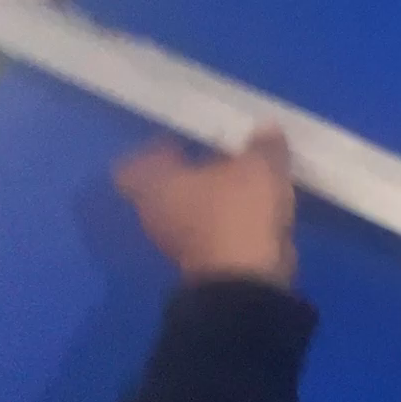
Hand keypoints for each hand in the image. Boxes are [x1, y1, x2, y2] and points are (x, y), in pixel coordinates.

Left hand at [115, 126, 298, 286]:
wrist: (245, 275)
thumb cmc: (240, 211)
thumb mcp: (261, 167)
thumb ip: (262, 145)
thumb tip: (264, 126)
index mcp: (156, 185)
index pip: (136, 162)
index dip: (158, 147)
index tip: (187, 138)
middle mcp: (155, 210)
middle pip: (166, 183)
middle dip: (194, 168)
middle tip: (226, 153)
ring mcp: (175, 235)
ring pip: (189, 204)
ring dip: (213, 192)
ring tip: (248, 177)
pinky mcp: (200, 252)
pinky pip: (208, 222)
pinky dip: (226, 212)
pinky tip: (255, 203)